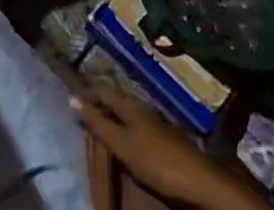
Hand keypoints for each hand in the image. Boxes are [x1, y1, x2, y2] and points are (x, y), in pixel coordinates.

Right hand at [74, 86, 265, 209]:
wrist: (201, 183)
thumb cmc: (156, 161)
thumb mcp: (121, 144)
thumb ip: (97, 122)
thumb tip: (72, 98)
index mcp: (130, 104)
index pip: (103, 90)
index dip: (87, 94)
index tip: (72, 102)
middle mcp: (143, 106)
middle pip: (117, 99)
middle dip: (100, 103)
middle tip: (85, 114)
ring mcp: (158, 121)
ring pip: (129, 112)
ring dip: (114, 116)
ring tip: (103, 127)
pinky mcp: (168, 138)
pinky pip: (139, 124)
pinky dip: (127, 127)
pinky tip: (128, 141)